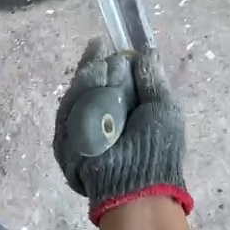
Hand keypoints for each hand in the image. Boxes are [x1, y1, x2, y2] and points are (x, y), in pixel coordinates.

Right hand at [53, 38, 189, 220]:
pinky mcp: (66, 137)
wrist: (137, 180)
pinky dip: (75, 98)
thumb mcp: (164, 108)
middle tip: (106, 61)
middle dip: (99, 67)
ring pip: (78, 91)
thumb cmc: (157, 146)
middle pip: (92, 79)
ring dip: (89, 80)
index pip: (113, 75)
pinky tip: (86, 90)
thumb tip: (146, 52)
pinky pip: (66, 111)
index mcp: (127, 106)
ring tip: (101, 75)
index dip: (110, 60)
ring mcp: (83, 125)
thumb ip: (152, 80)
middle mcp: (103, 113)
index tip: (110, 49)